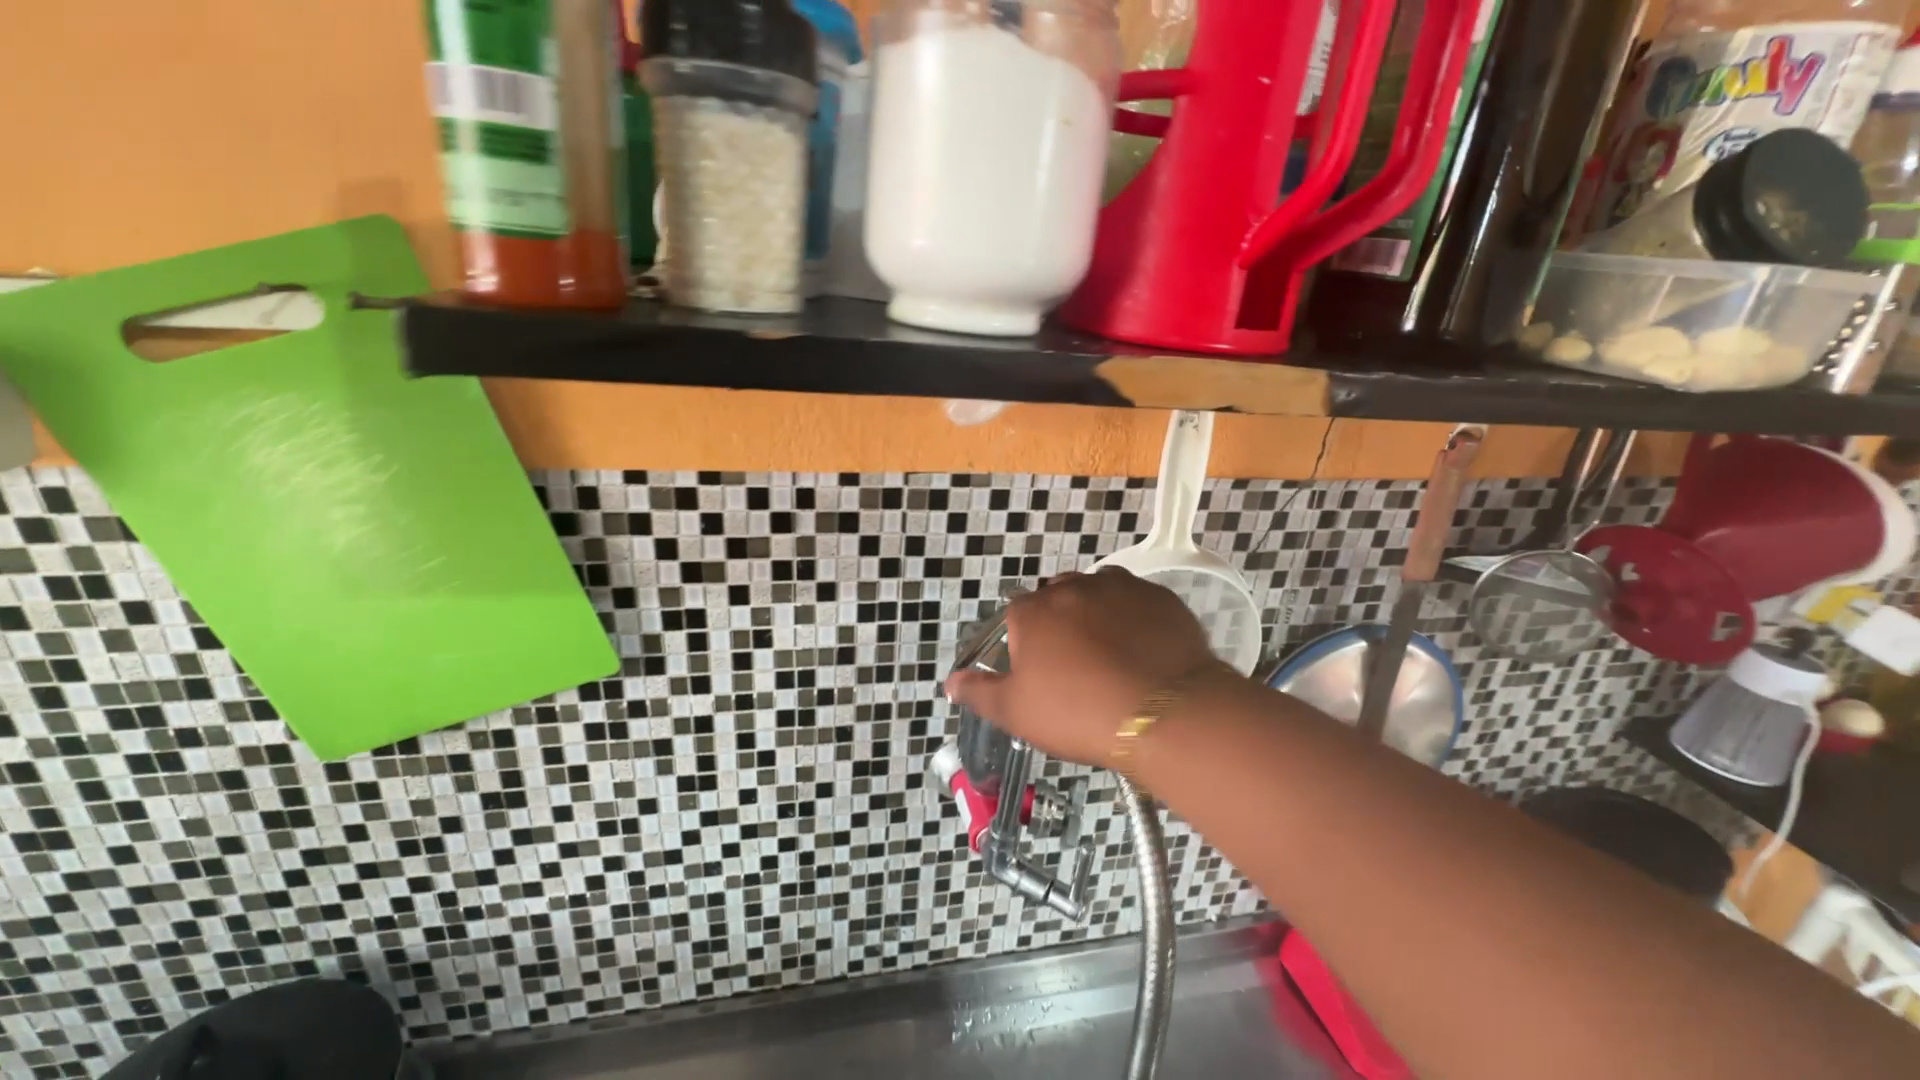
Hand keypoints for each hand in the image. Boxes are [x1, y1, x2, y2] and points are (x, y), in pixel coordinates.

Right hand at [944, 567, 1233, 768]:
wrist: (1162, 714)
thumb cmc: (1078, 713)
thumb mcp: (1017, 713)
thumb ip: (980, 693)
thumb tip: (951, 682)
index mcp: (1033, 612)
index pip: (1017, 614)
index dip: (1025, 643)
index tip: (1038, 672)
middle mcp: (1073, 588)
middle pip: (1058, 597)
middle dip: (1060, 622)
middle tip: (1074, 666)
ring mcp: (1121, 588)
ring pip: (1099, 593)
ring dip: (1098, 613)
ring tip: (1110, 654)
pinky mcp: (1161, 598)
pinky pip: (1140, 602)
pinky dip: (1137, 619)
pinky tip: (1144, 650)